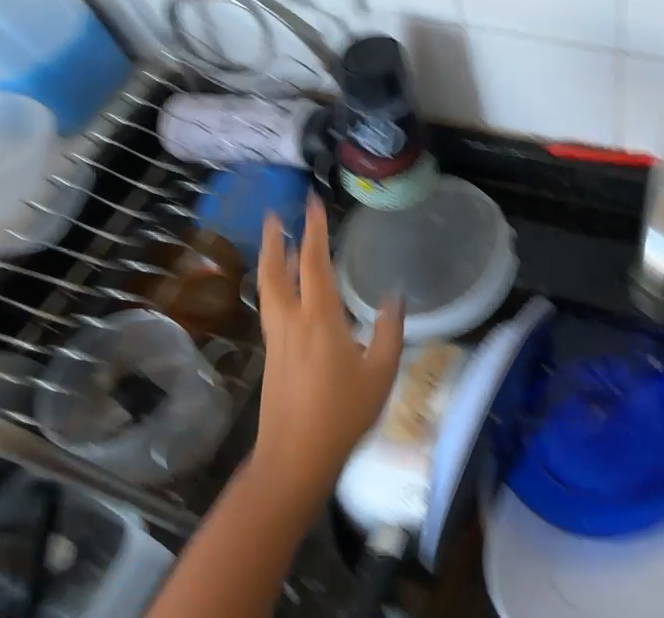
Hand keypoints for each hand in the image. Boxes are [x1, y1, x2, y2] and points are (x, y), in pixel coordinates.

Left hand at [252, 195, 403, 496]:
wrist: (294, 459)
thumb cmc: (342, 414)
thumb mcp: (381, 372)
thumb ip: (390, 331)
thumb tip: (395, 298)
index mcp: (319, 320)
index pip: (315, 264)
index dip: (314, 231)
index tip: (312, 204)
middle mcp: (291, 323)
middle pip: (276, 272)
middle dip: (277, 241)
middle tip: (277, 215)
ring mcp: (277, 341)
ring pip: (269, 291)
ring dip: (273, 262)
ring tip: (281, 244)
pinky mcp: (272, 359)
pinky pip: (273, 309)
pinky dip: (278, 287)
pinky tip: (289, 292)